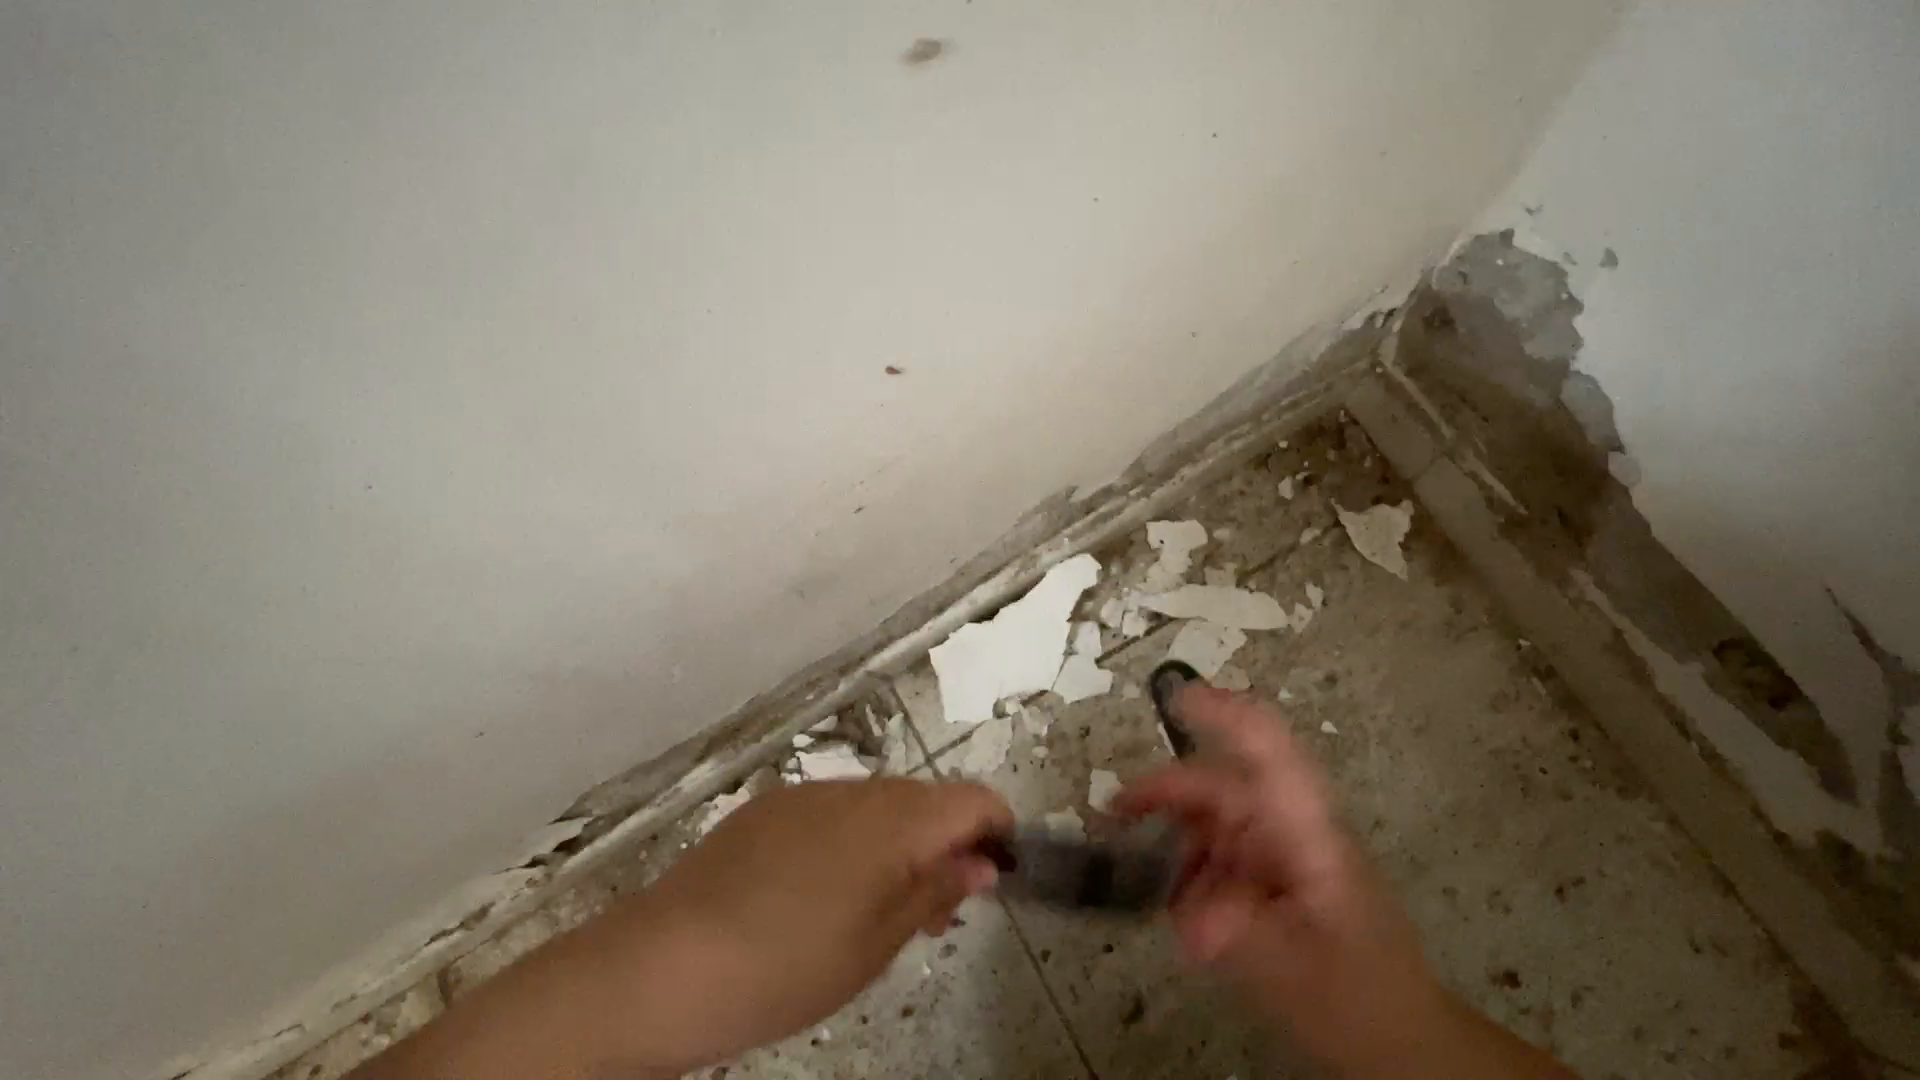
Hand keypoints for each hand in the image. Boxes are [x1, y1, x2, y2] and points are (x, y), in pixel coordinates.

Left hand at [626, 776, 1010, 1068]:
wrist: (666, 962)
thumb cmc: (789, 965)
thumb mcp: (878, 944)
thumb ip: (936, 890)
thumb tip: (982, 862)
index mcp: (895, 820)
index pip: (973, 799)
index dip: (997, 830)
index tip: (997, 876)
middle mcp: (857, 790)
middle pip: (926, 800)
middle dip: (947, 844)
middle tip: (938, 912)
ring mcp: (808, 793)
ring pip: (879, 805)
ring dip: (899, 843)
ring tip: (880, 909)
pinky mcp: (769, 806)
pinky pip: (833, 811)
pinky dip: (852, 840)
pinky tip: (821, 892)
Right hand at [1117, 686, 1442, 1073]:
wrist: (1401, 1036)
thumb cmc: (1359, 999)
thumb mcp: (1294, 972)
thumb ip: (1234, 933)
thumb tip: (1186, 916)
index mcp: (1305, 831)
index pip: (1270, 752)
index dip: (1224, 714)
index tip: (1174, 697)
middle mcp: (1289, 827)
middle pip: (1220, 786)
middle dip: (1164, 792)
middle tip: (1114, 815)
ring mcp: (1279, 851)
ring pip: (1211, 818)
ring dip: (1171, 836)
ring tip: (1133, 870)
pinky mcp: (1269, 876)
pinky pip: (1216, 853)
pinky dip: (1186, 869)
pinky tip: (1171, 900)